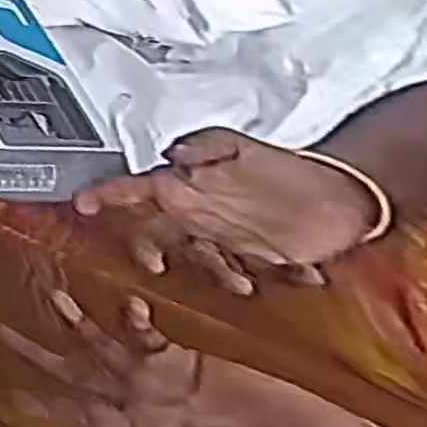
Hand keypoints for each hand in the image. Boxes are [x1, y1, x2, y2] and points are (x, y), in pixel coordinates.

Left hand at [1, 291, 412, 426]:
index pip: (85, 419)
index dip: (46, 407)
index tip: (6, 397)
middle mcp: (145, 401)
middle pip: (77, 373)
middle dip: (38, 353)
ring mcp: (166, 378)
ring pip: (104, 345)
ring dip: (78, 323)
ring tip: (54, 298)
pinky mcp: (193, 362)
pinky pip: (151, 336)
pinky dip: (135, 319)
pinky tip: (129, 305)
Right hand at [75, 128, 379, 294]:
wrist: (344, 195)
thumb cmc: (282, 167)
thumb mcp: (236, 144)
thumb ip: (203, 144)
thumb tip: (174, 154)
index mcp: (177, 187)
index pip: (128, 190)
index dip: (102, 196)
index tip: (82, 204)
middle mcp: (190, 212)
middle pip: (151, 231)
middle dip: (145, 248)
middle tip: (154, 264)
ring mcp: (219, 236)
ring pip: (197, 258)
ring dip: (214, 272)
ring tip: (239, 282)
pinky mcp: (252, 257)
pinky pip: (243, 270)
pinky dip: (263, 278)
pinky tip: (290, 278)